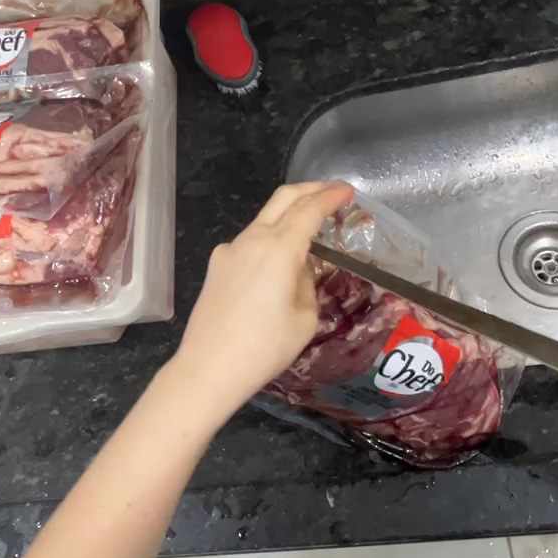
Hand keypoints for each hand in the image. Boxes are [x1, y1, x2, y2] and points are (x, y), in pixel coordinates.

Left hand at [163, 181, 354, 421]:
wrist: (209, 367)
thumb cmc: (264, 347)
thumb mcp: (304, 318)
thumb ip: (306, 283)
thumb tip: (297, 270)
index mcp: (279, 247)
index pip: (310, 209)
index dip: (331, 196)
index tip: (348, 190)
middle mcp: (252, 239)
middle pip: (283, 199)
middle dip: (310, 189)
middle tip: (332, 192)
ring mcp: (229, 250)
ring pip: (264, 219)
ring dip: (289, 214)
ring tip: (310, 228)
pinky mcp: (217, 265)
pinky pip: (249, 243)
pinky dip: (269, 240)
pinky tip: (277, 265)